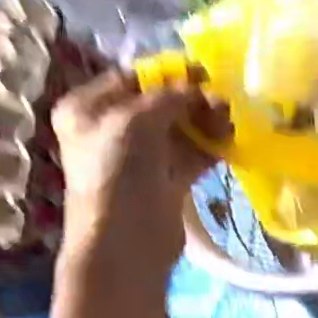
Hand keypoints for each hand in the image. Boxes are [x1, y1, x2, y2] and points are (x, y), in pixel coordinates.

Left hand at [51, 71, 224, 281]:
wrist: (125, 243)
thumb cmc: (118, 174)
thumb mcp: (137, 121)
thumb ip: (168, 97)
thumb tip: (197, 87)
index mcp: (88, 109)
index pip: (132, 78)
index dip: (168, 74)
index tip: (203, 73)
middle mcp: (111, 131)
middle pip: (160, 105)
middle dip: (192, 100)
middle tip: (222, 102)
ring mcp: (140, 160)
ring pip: (179, 131)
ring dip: (205, 123)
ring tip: (229, 123)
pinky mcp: (165, 184)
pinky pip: (191, 157)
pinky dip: (209, 148)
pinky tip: (229, 142)